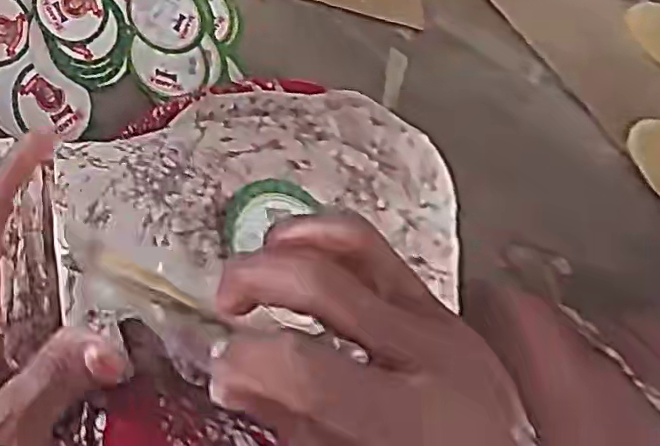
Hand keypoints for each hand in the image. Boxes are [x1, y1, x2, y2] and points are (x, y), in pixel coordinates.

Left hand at [0, 131, 131, 445]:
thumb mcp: (4, 431)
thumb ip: (48, 383)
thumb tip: (109, 340)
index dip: (11, 175)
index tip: (42, 139)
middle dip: (12, 179)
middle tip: (50, 152)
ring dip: (11, 206)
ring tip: (46, 184)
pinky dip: (12, 244)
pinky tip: (38, 257)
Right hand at [208, 213, 531, 445]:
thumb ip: (299, 427)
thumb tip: (231, 376)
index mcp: (425, 420)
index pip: (312, 370)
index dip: (249, 361)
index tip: (220, 368)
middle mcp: (434, 353)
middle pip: (321, 283)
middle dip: (254, 281)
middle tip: (225, 305)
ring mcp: (439, 317)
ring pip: (348, 241)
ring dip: (283, 245)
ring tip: (253, 270)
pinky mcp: (435, 302)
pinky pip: (371, 245)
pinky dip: (321, 233)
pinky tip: (291, 248)